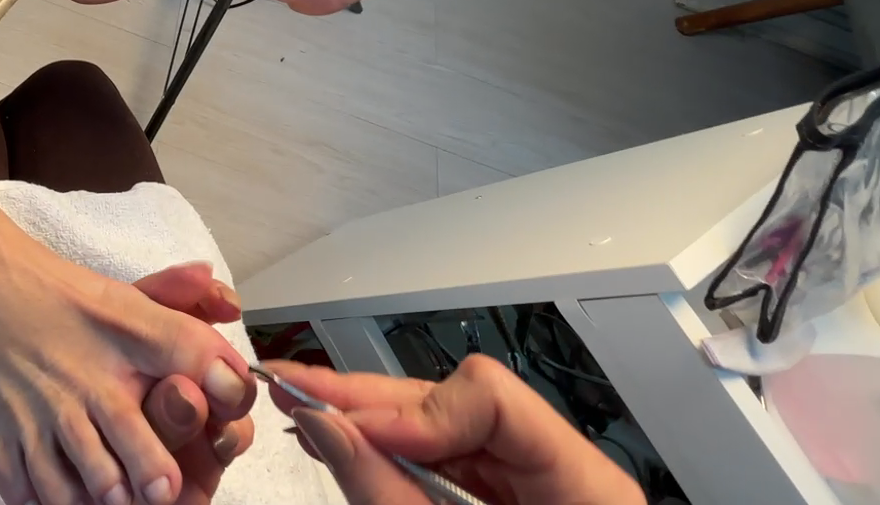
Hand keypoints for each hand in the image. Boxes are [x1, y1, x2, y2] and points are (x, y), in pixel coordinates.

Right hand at [0, 160, 256, 504]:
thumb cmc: (36, 283)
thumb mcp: (110, 292)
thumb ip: (170, 300)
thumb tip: (223, 293)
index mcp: (116, 345)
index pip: (187, 384)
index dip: (210, 408)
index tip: (224, 426)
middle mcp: (80, 386)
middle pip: (138, 460)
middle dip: (156, 481)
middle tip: (165, 491)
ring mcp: (35, 419)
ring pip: (83, 490)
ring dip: (101, 500)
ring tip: (114, 498)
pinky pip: (28, 495)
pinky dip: (45, 500)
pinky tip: (56, 494)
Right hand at [260, 356, 641, 504]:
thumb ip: (388, 498)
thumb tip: (317, 421)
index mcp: (587, 488)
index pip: (491, 399)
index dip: (417, 409)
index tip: (353, 431)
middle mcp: (559, 471)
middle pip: (452, 404)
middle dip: (368, 403)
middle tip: (292, 387)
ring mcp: (529, 487)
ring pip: (434, 426)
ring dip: (364, 421)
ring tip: (300, 406)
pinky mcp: (495, 502)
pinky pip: (434, 459)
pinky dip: (383, 453)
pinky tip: (339, 438)